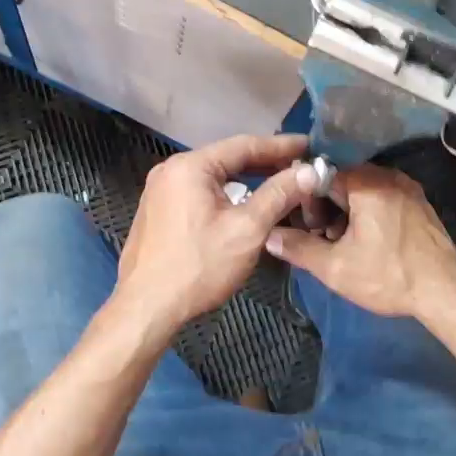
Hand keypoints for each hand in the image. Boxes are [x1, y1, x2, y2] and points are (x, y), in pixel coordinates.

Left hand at [113, 135, 320, 336]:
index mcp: (190, 166)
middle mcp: (172, 169)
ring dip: (247, 179)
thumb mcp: (247, 230)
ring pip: (215, 177)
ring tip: (280, 184)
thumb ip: (279, 195)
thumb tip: (310, 171)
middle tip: (300, 166)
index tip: (309, 146)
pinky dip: (227, 193)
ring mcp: (161, 190)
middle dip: (266, 163)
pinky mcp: (159, 211)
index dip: (281, 146)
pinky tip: (246, 204)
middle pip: (228, 159)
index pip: (245, 145)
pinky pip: (200, 191)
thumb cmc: (198, 267)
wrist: (145, 311)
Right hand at [263, 165, 455, 318]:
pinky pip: (383, 196)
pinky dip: (368, 211)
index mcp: (366, 183)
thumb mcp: (336, 268)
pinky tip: (367, 241)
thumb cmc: (388, 276)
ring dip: (348, 210)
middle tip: (323, 237)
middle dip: (328, 206)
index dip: (308, 198)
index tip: (306, 225)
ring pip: (364, 189)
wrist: (444, 290)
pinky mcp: (418, 202)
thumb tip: (269, 236)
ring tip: (342, 242)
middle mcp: (388, 175)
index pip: (323, 174)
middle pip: (344, 179)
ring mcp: (406, 187)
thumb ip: (299, 249)